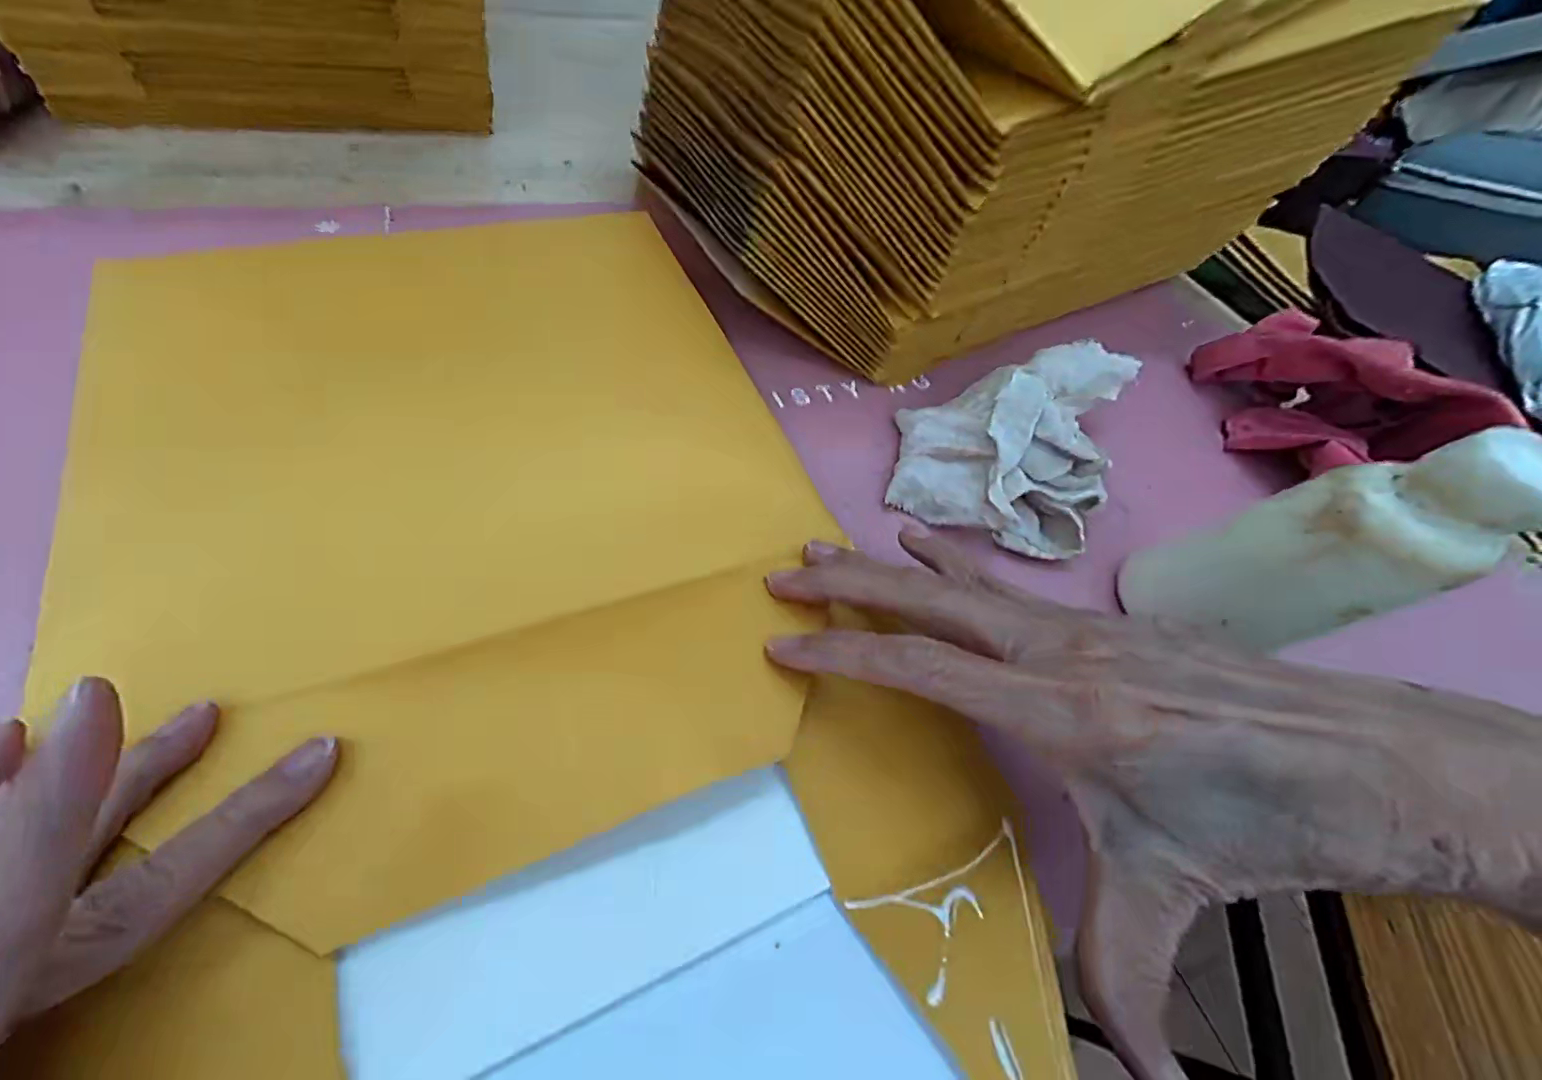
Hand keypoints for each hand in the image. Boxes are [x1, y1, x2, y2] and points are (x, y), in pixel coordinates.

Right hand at [765, 527, 1541, 1079]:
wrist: (1399, 764)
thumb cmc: (1274, 825)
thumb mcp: (1180, 892)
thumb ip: (1124, 972)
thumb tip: (1133, 1077)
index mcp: (1057, 709)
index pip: (919, 667)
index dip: (841, 654)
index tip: (782, 644)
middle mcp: (1054, 650)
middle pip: (923, 601)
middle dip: (842, 585)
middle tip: (781, 576)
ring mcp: (1075, 627)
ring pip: (954, 583)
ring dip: (879, 562)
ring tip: (820, 544)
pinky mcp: (1094, 623)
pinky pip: (996, 585)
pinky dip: (944, 558)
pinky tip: (914, 537)